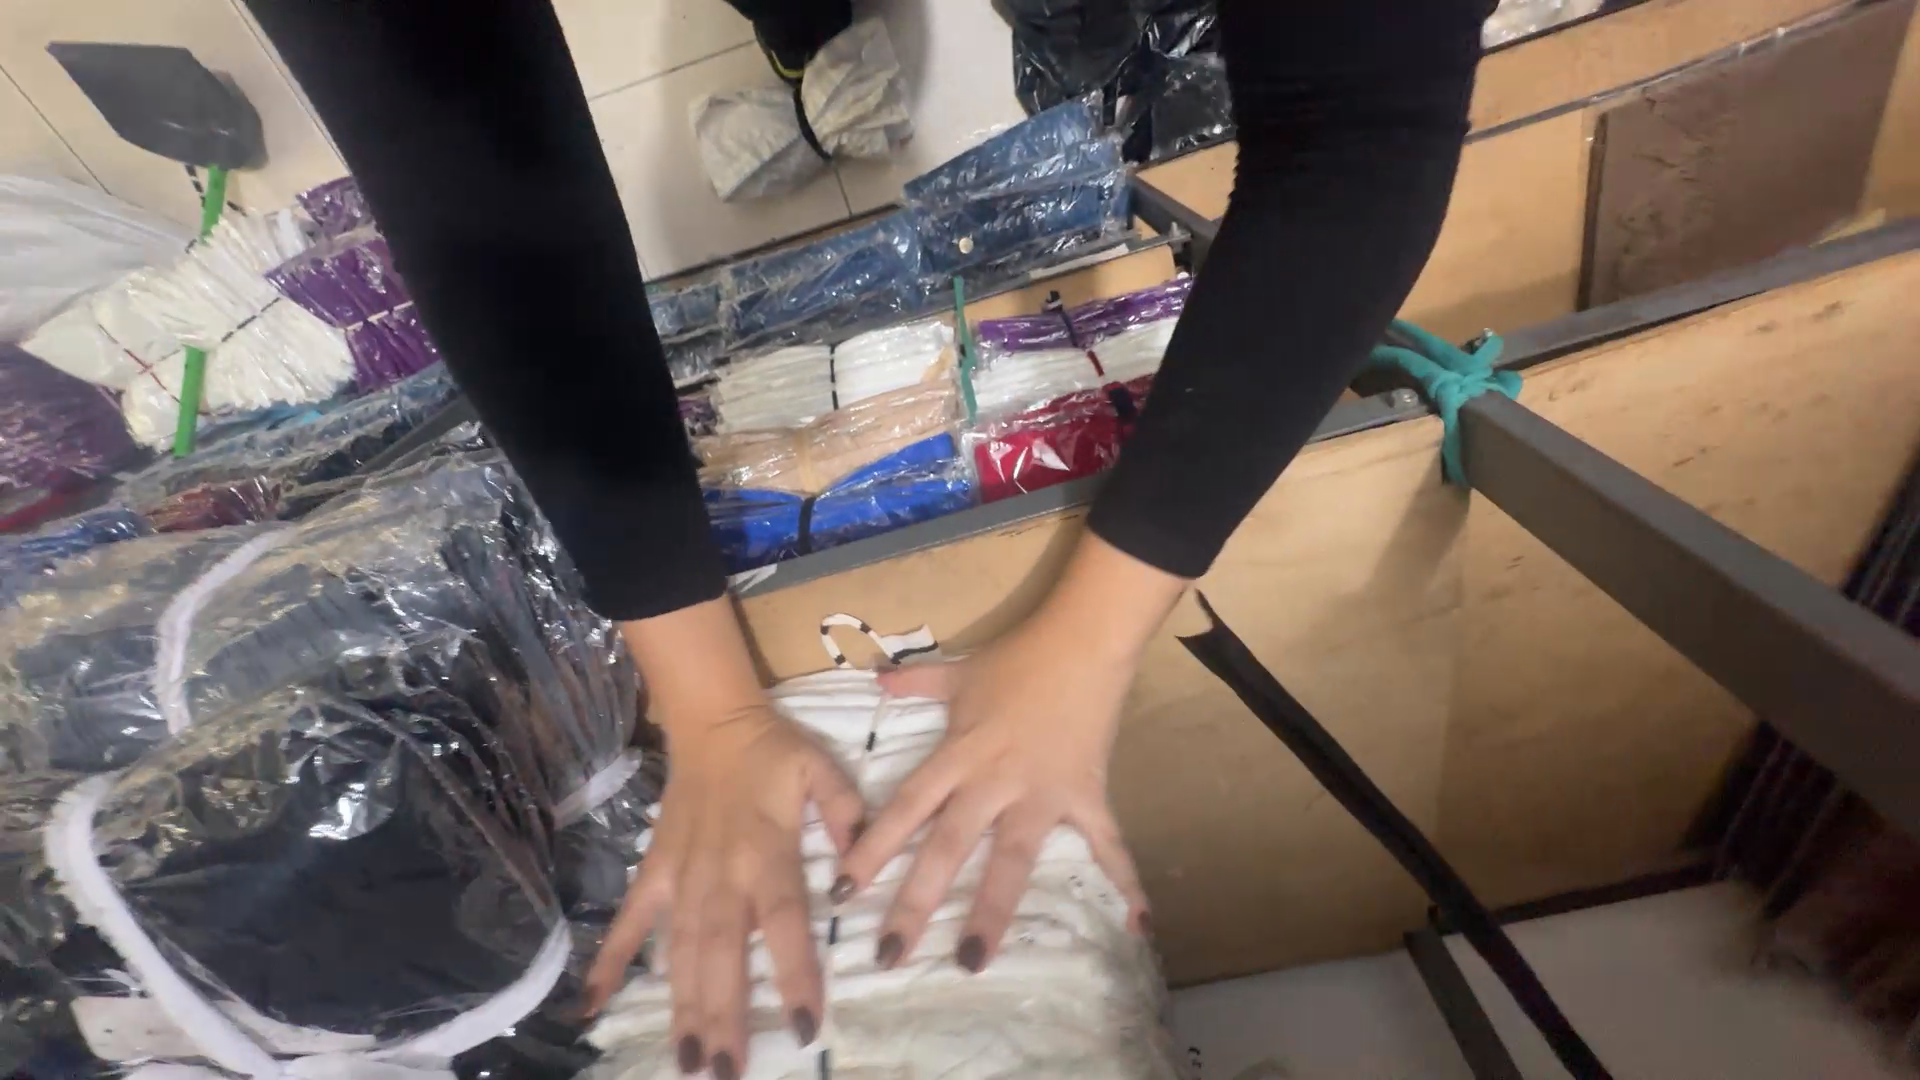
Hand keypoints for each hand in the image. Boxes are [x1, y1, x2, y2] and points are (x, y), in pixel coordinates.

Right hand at [584, 704, 863, 1076]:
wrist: (715, 724)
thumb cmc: (774, 751)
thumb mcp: (821, 768)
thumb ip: (845, 811)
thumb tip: (859, 866)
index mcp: (767, 850)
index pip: (784, 921)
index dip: (794, 973)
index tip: (804, 1027)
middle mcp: (722, 872)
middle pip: (723, 952)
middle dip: (725, 1014)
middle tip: (724, 1073)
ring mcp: (681, 875)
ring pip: (680, 949)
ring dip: (682, 1005)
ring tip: (685, 1061)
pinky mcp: (655, 868)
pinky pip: (630, 918)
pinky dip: (612, 959)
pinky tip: (591, 1004)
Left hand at [832, 606, 1154, 975]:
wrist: (1080, 643)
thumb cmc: (1015, 659)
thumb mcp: (959, 672)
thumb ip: (915, 682)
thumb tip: (874, 678)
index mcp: (960, 753)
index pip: (908, 805)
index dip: (873, 847)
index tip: (844, 891)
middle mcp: (993, 781)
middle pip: (948, 844)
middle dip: (916, 901)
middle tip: (888, 957)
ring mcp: (1041, 793)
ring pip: (1012, 857)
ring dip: (992, 908)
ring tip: (971, 960)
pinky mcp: (1085, 795)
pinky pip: (1106, 842)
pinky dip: (1126, 879)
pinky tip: (1138, 924)